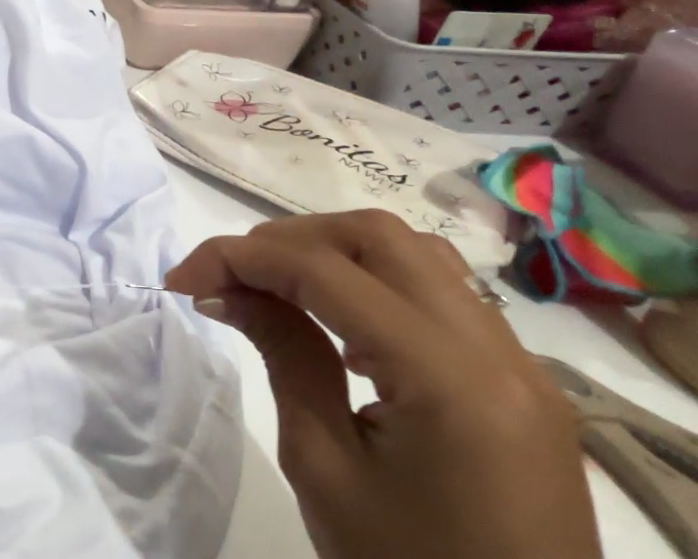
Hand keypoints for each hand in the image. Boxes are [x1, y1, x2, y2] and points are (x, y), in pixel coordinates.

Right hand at [166, 212, 597, 558]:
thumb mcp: (323, 465)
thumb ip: (284, 357)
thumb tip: (227, 290)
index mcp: (449, 377)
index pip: (326, 271)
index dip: (240, 257)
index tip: (180, 280)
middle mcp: (499, 353)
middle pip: (381, 237)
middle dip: (288, 239)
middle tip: (229, 276)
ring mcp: (521, 367)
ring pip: (418, 256)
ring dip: (333, 253)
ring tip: (274, 289)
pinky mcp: (521, 385)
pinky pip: (443, 298)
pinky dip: (375, 285)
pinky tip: (337, 326)